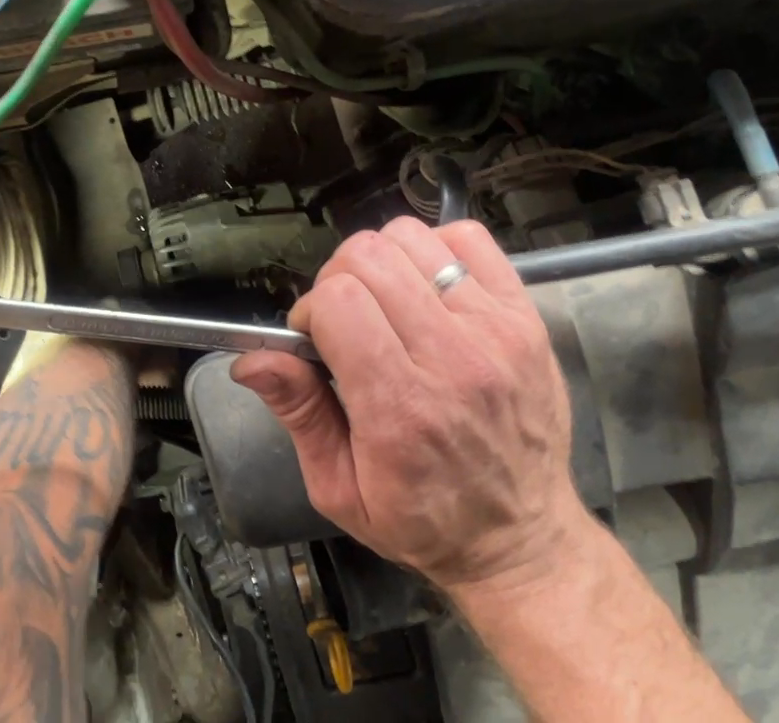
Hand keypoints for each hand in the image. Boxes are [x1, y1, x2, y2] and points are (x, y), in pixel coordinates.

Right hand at [231, 217, 583, 591]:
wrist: (521, 539)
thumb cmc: (424, 522)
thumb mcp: (339, 489)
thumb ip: (298, 413)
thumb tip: (252, 359)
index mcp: (400, 406)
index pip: (338, 300)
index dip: (311, 310)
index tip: (315, 341)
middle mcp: (453, 359)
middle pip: (369, 258)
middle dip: (338, 281)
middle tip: (346, 324)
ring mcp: (497, 332)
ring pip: (412, 239)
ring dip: (382, 264)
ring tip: (385, 306)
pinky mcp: (526, 319)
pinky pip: (468, 240)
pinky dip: (435, 251)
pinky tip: (425, 290)